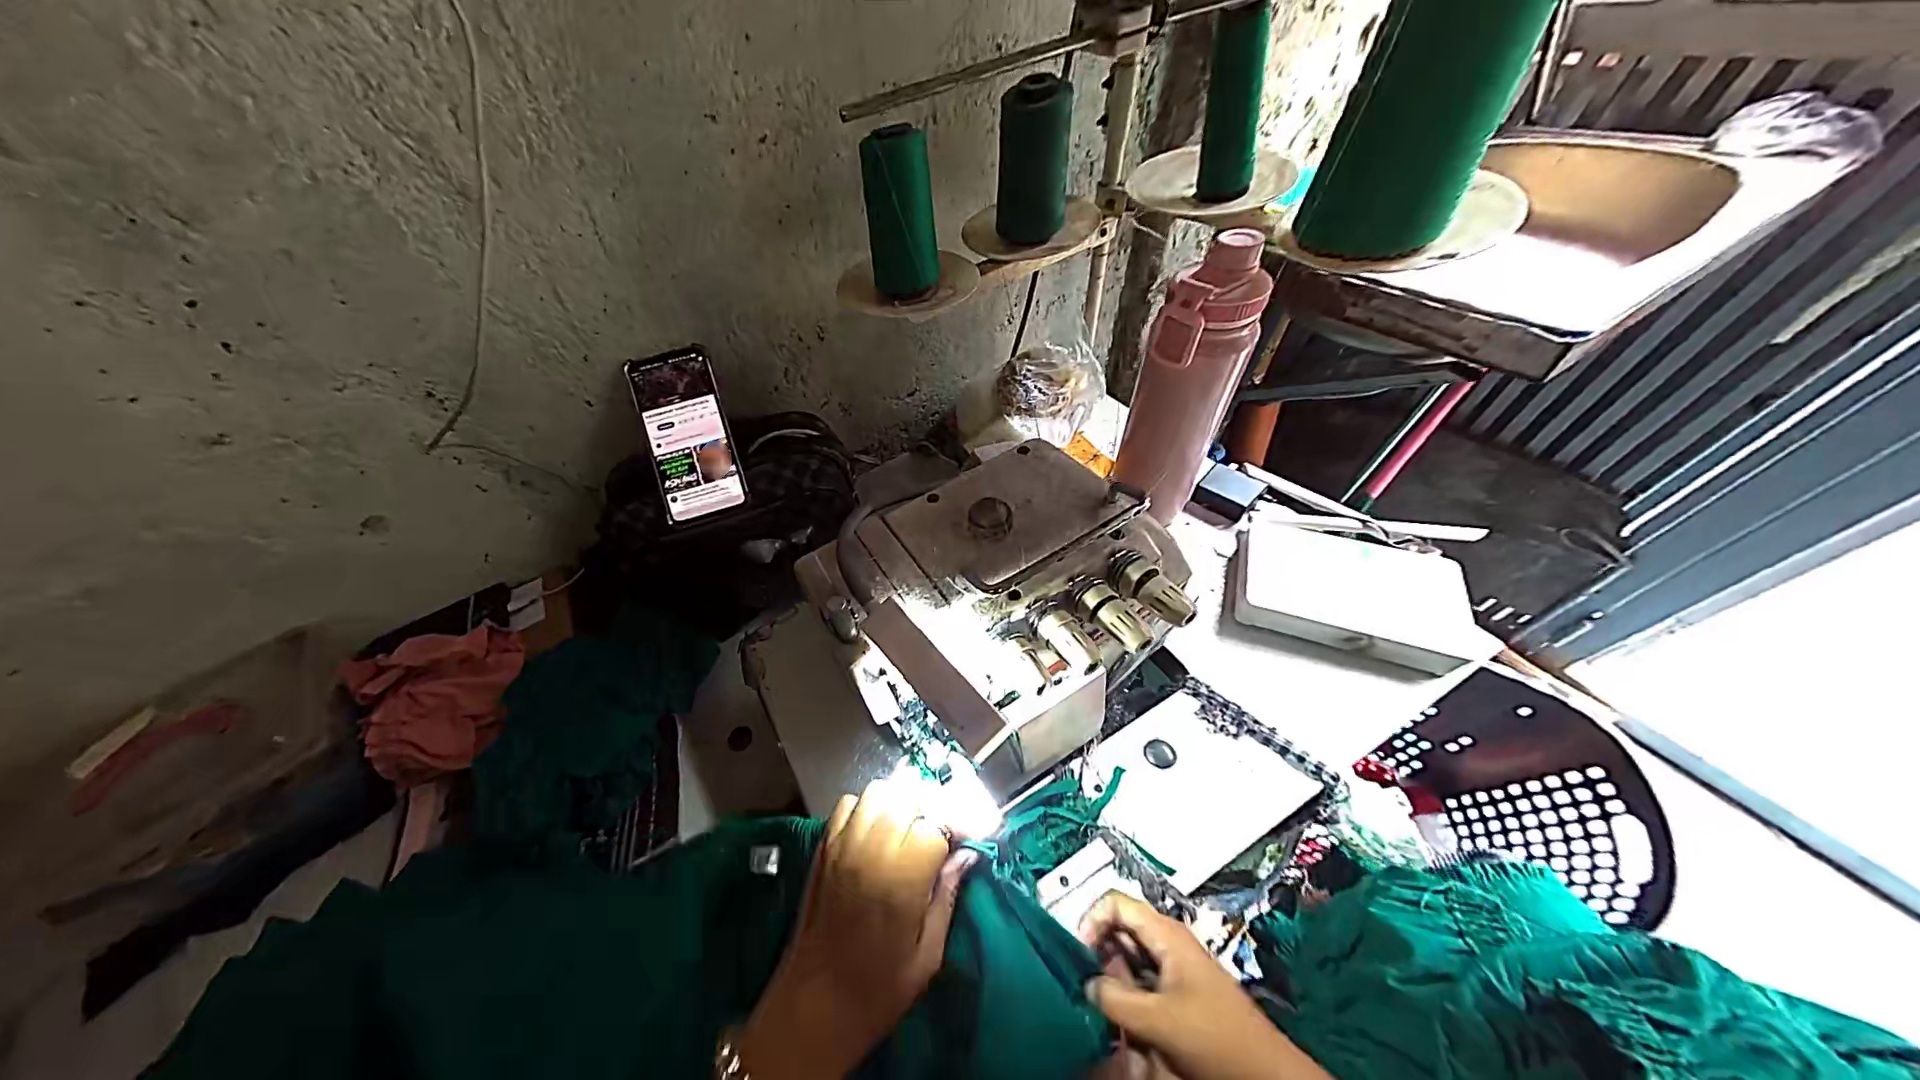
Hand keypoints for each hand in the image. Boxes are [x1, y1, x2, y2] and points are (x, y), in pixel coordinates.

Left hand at [737, 779, 977, 1079]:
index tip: (966, 839)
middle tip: (939, 834)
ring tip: (909, 829)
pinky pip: (848, 803)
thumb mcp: (928, 953)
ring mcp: (842, 844)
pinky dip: (867, 808)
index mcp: (901, 877)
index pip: (937, 822)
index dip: (956, 826)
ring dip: (899, 803)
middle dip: (930, 809)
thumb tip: (966, 855)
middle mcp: (870, 850)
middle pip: (909, 796)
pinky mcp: (822, 847)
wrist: (813, 1007)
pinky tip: (876, 831)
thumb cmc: (877, 990)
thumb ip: (948, 895)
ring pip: (878, 791)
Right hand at [1079, 893, 1331, 1079]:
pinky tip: (1126, 1023)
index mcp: (1165, 932)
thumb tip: (1087, 985)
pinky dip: (1127, 997)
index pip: (1114, 902)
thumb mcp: (1157, 1018)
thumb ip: (1115, 998)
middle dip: (1100, 955)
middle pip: (1119, 930)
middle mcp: (1167, 941)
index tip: (1079, 954)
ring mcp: (1174, 967)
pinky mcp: (1178, 993)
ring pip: (1128, 960)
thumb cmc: (1216, 1037)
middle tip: (1091, 988)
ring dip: (1113, 981)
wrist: (1265, 1073)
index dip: (1091, 921)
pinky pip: (1140, 983)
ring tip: (1107, 1009)